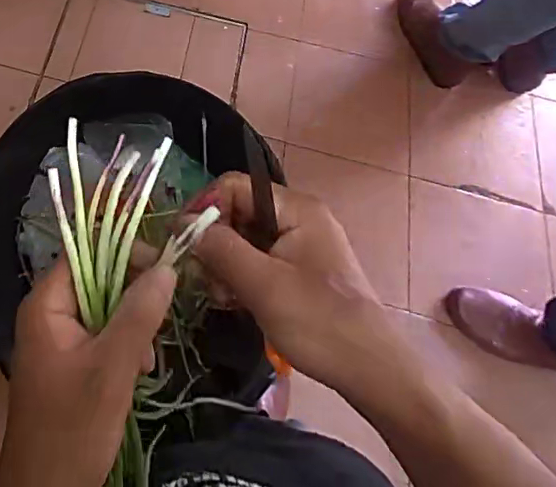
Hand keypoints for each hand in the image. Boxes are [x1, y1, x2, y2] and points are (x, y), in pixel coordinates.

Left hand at [0, 261, 175, 486]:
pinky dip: (125, 344)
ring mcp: (58, 337)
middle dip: (133, 295)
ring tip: (148, 356)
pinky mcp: (70, 361)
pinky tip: (140, 369)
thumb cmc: (71, 429)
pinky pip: (103, 332)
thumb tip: (168, 267)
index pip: (87, 252)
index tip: (162, 267)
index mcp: (46, 304)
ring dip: (133, 324)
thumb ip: (139, 314)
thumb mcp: (111, 368)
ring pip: (105, 306)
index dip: (125, 251)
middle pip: (98, 277)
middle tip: (160, 317)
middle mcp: (49, 312)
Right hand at [188, 174, 405, 391]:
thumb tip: (183, 223)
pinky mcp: (301, 269)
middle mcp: (299, 216)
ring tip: (220, 296)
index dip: (207, 207)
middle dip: (216, 240)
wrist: (371, 370)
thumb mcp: (262, 285)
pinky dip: (242, 275)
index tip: (184, 241)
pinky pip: (260, 258)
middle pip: (241, 210)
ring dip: (226, 262)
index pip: (237, 186)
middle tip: (202, 277)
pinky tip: (234, 301)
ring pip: (248, 237)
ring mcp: (302, 243)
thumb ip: (221, 249)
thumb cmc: (318, 321)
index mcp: (296, 207)